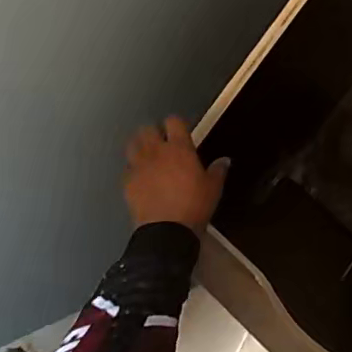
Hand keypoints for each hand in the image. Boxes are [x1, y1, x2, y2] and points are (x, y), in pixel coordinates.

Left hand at [123, 116, 228, 230]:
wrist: (166, 230)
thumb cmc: (194, 205)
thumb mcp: (213, 188)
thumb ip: (218, 171)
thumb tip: (224, 160)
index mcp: (179, 149)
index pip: (173, 122)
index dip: (177, 124)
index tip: (182, 131)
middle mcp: (156, 152)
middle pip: (147, 129)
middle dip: (154, 132)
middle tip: (163, 142)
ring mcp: (138, 166)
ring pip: (133, 144)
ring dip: (140, 146)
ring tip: (148, 155)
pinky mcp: (127, 182)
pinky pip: (128, 168)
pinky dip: (133, 169)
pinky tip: (141, 178)